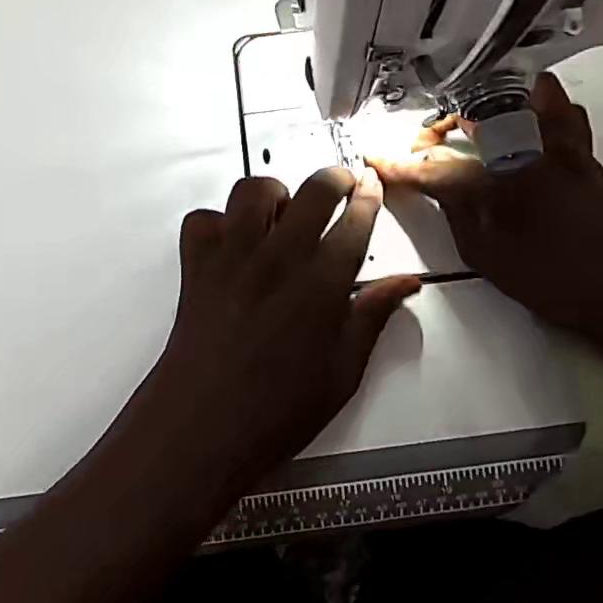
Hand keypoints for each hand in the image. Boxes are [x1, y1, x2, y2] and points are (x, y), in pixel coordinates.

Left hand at [130, 168, 421, 489]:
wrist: (205, 423)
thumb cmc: (279, 408)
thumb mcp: (343, 370)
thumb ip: (373, 316)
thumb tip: (405, 283)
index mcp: (322, 282)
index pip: (356, 221)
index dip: (369, 198)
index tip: (372, 187)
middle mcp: (278, 256)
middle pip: (314, 190)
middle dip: (335, 178)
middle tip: (342, 184)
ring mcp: (233, 255)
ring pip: (253, 191)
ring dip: (274, 194)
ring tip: (283, 212)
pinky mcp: (196, 263)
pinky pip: (203, 220)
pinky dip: (217, 223)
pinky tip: (232, 243)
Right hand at [370, 73, 602, 334]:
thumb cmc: (559, 280)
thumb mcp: (487, 254)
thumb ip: (457, 212)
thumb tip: (437, 187)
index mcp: (497, 180)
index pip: (434, 167)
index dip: (399, 166)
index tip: (378, 160)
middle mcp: (528, 152)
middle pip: (472, 114)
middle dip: (439, 125)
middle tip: (423, 145)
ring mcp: (559, 147)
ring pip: (518, 97)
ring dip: (486, 104)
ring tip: (470, 124)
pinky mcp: (582, 153)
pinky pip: (558, 110)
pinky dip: (537, 104)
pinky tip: (525, 123)